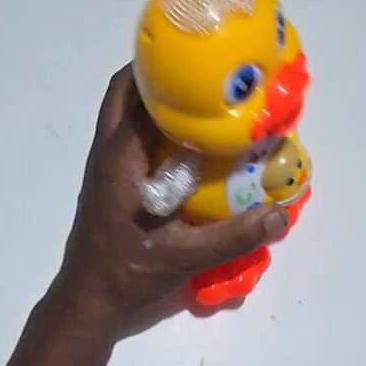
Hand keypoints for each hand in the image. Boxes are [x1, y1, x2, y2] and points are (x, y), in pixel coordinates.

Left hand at [47, 66, 287, 336]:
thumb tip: (279, 216)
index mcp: (120, 157)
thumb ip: (232, 237)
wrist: (86, 303)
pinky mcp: (108, 185)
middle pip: (126, 90)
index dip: (177, 71)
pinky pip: (128, 139)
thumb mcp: (182, 257)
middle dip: (160, 73)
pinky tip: (186, 146)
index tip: (213, 62)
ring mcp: (103, 168)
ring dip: (155, 99)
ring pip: (124, 113)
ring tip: (199, 101)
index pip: (145, 93)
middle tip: (203, 74)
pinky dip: (153, 128)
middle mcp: (107, 153)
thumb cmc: (125, 275)